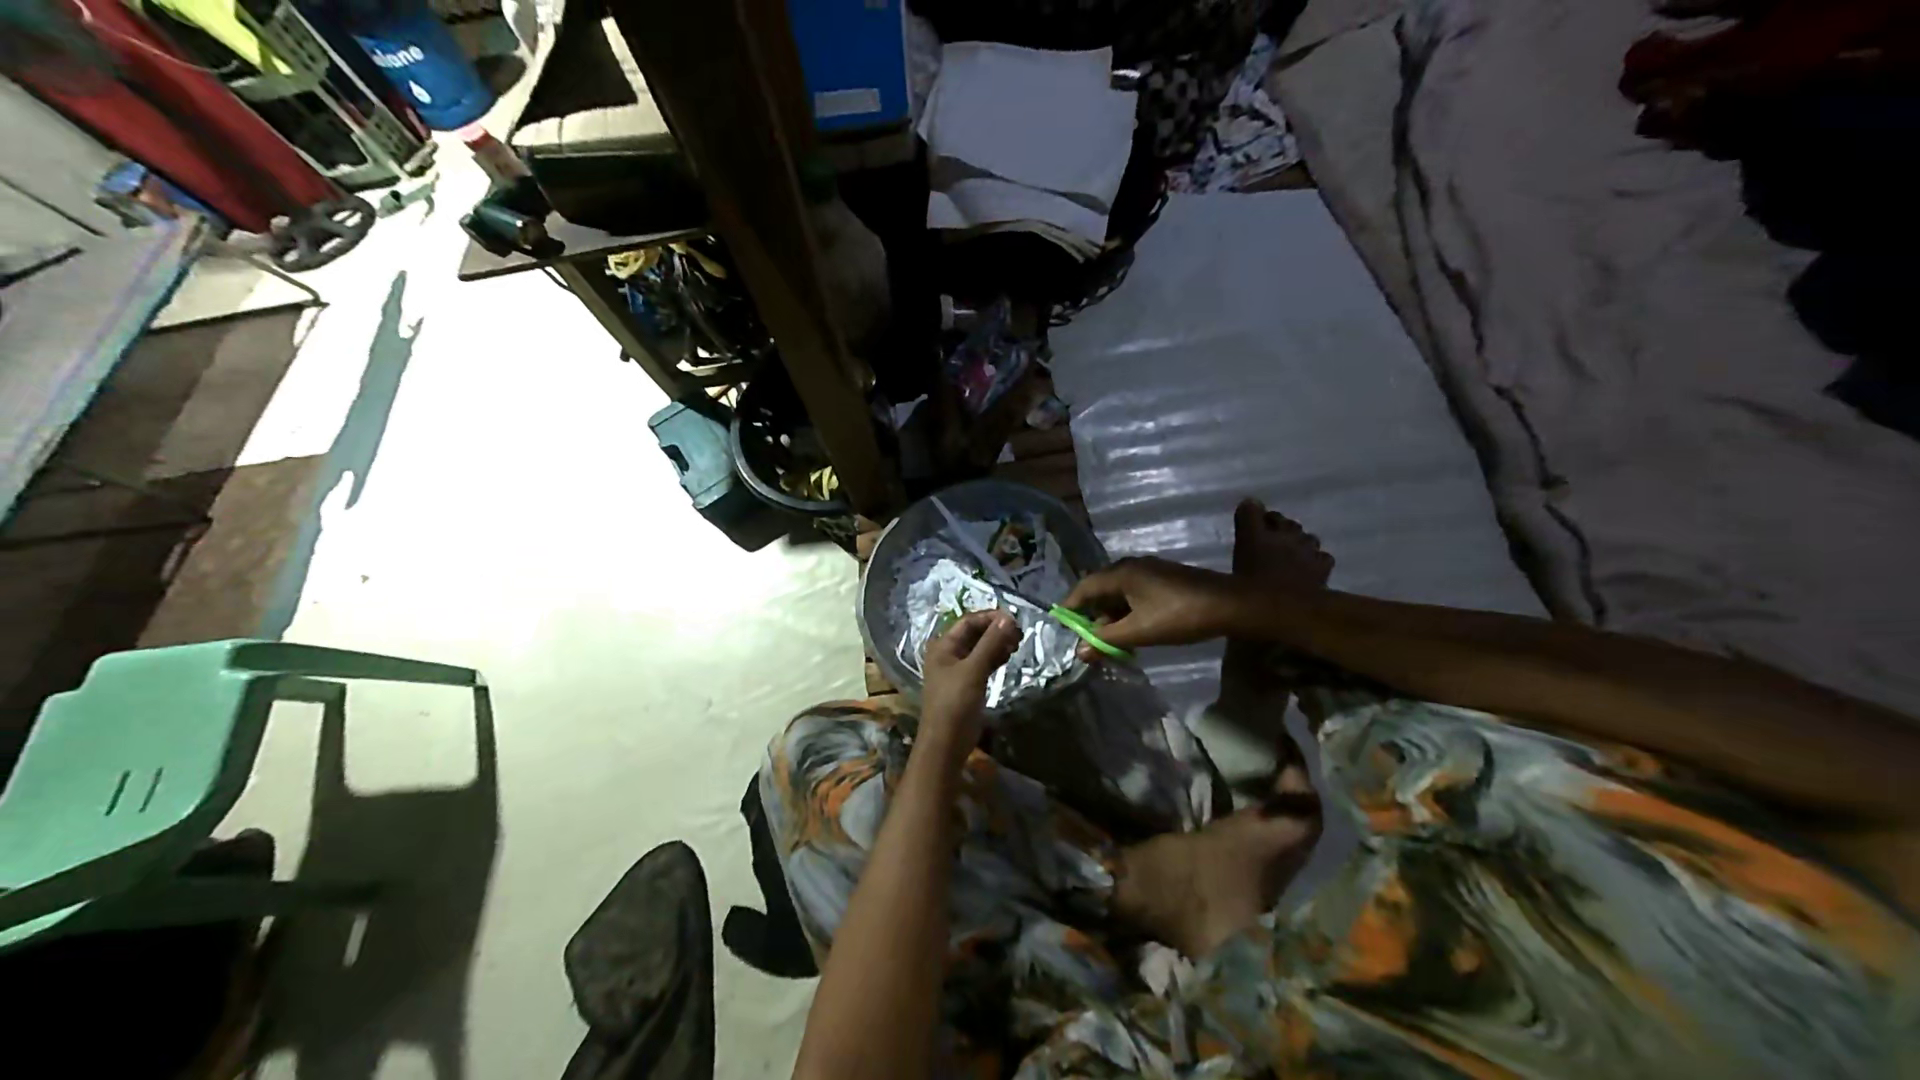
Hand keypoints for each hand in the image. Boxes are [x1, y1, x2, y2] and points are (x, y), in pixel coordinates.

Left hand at [918, 610, 1019, 760]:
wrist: (946, 742)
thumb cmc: (955, 702)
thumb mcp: (973, 669)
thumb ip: (991, 643)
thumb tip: (1008, 618)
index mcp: (943, 645)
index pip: (969, 621)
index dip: (991, 617)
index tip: (1014, 620)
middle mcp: (949, 653)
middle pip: (975, 633)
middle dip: (996, 630)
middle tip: (1020, 634)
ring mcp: (958, 669)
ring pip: (981, 648)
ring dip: (998, 643)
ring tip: (1018, 644)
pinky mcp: (968, 683)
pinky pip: (983, 662)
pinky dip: (995, 657)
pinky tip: (1010, 656)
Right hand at [1063, 557, 1246, 657]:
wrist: (1229, 605)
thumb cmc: (1179, 616)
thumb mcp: (1139, 631)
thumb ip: (1106, 639)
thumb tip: (1080, 650)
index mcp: (1121, 573)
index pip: (1085, 587)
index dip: (1071, 606)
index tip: (1063, 625)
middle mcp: (1132, 567)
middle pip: (1101, 589)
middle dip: (1092, 614)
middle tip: (1088, 639)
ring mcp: (1150, 571)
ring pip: (1119, 593)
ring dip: (1111, 615)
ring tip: (1110, 640)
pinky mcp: (1164, 579)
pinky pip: (1134, 593)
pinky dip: (1127, 611)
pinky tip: (1132, 630)